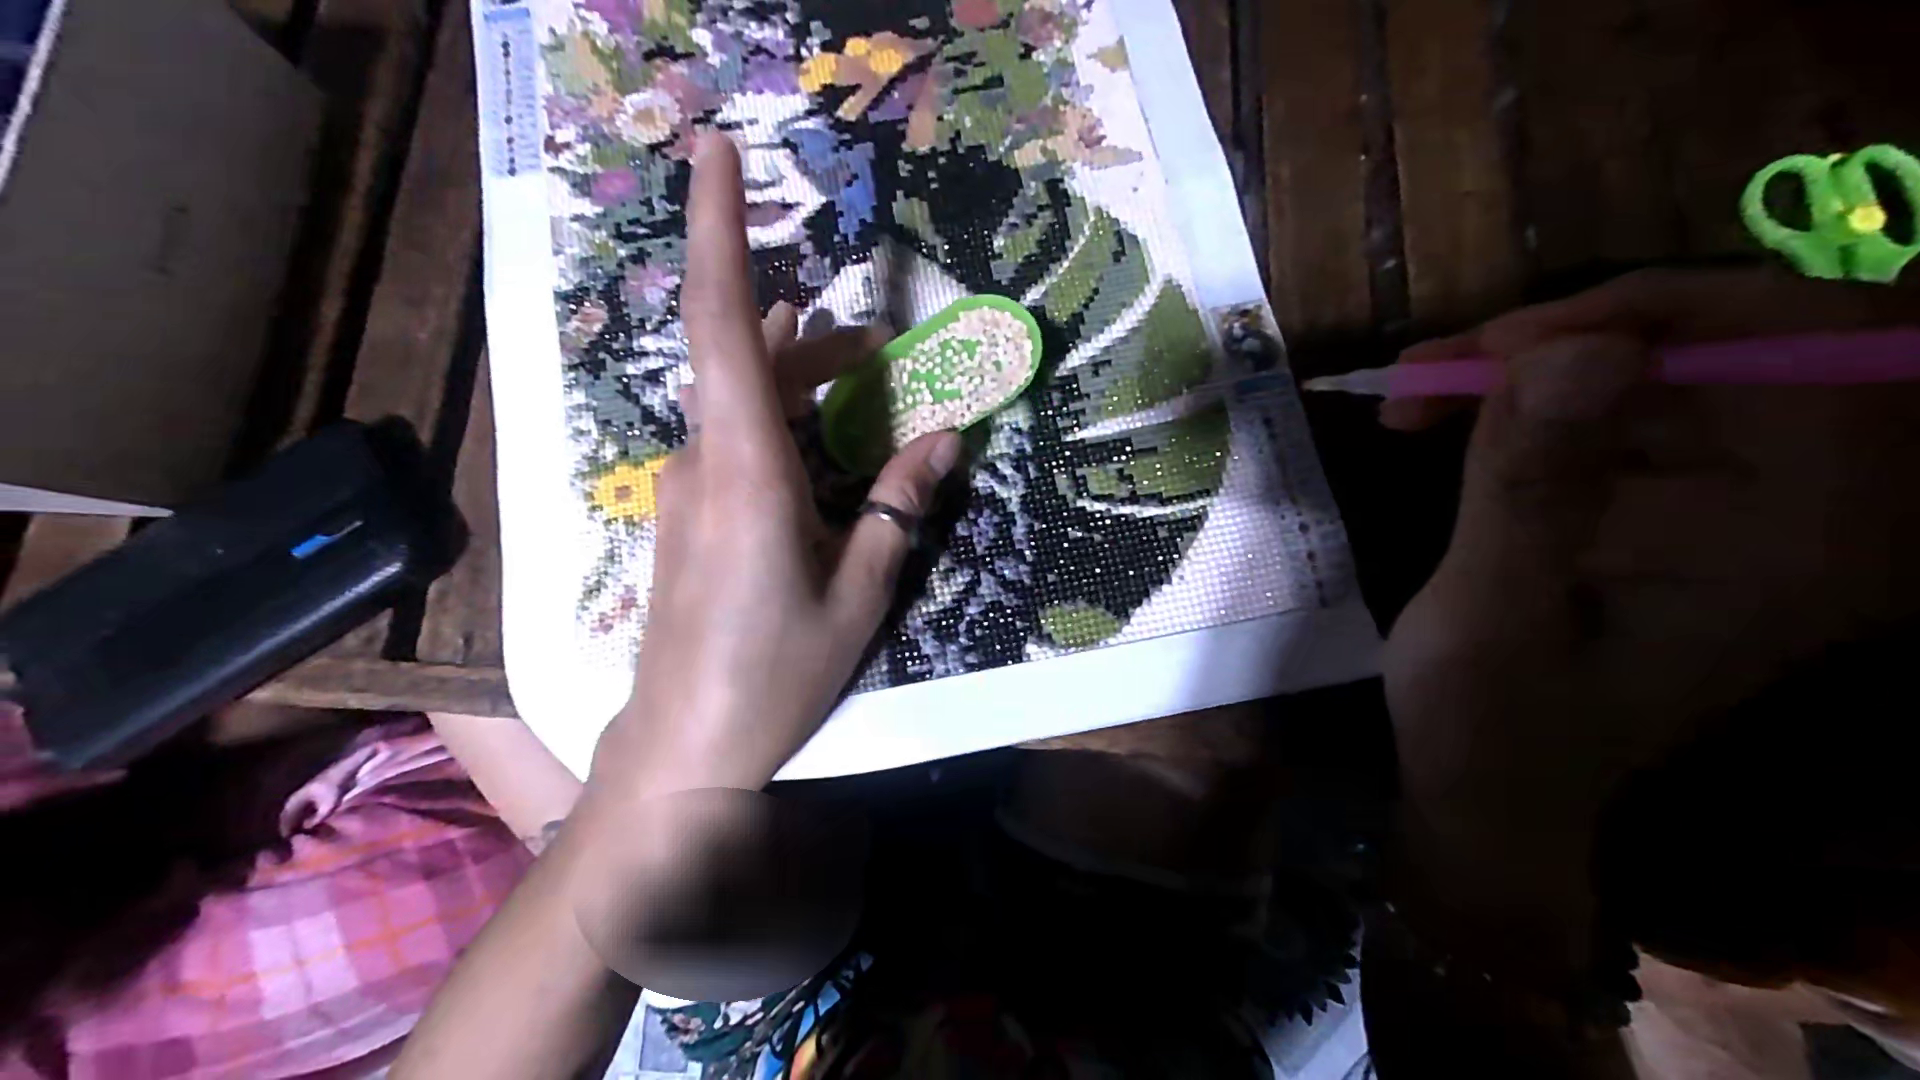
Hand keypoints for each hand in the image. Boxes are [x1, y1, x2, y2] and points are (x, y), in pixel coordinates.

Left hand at [588, 132, 962, 798]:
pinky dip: (776, 421)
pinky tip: (815, 445)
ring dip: (796, 380)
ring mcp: (684, 486)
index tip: (717, 154)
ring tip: (862, 384)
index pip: (725, 327)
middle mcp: (703, 460)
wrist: (686, 743)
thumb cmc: (778, 670)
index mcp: (746, 470)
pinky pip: (730, 439)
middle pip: (746, 360)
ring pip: (738, 401)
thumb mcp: (861, 591)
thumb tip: (947, 437)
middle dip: (810, 337)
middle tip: (880, 348)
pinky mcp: (685, 512)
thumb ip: (898, 504)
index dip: (719, 234)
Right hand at [1381, 267, 1919, 973]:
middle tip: (1428, 369)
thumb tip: (1572, 347)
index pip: (1791, 349)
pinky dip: (1506, 400)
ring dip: (1513, 367)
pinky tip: (1432, 416)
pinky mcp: (1642, 501)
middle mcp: (1782, 501)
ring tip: (1408, 392)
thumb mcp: (1494, 611)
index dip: (1650, 316)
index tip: (1504, 348)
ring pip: (1630, 371)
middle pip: (1701, 348)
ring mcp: (1710, 498)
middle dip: (1554, 342)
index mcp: (1794, 535)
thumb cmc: (1490, 723)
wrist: (1482, 783)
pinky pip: (1589, 411)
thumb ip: (1534, 487)